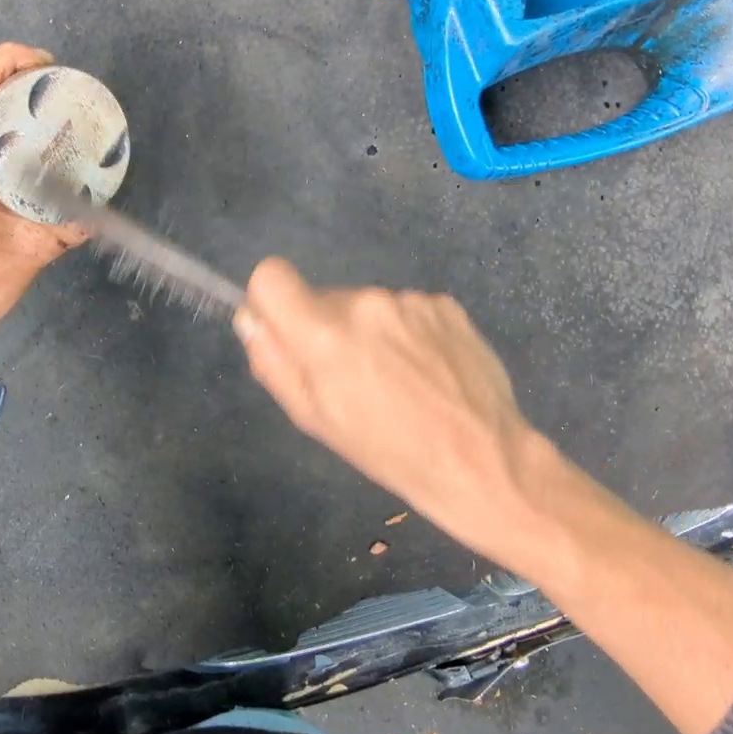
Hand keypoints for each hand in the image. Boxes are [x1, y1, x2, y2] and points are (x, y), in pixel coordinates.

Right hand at [236, 257, 574, 568]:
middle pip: (321, 297)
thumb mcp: (314, 419)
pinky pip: (404, 311)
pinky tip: (424, 372)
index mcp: (325, 334)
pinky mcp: (445, 304)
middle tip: (350, 379)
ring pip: (365, 307)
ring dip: (367, 333)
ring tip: (395, 381)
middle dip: (324, 329)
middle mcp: (366, 303)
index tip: (284, 332)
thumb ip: (273, 363)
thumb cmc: (387, 451)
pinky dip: (404, 334)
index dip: (269, 301)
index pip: (271, 276)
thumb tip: (251, 320)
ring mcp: (410, 301)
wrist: (481, 458)